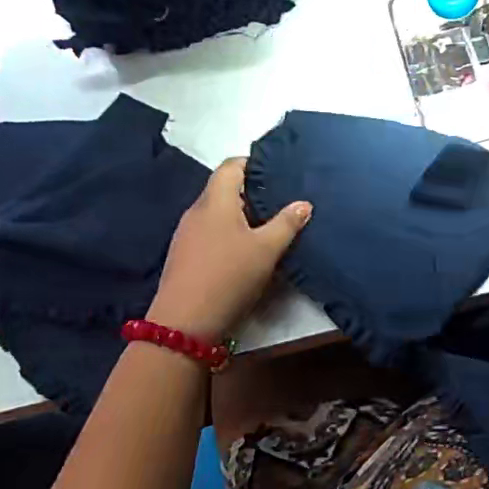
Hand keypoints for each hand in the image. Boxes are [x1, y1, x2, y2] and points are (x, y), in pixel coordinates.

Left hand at [147, 159, 310, 342]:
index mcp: (214, 201)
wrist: (184, 325)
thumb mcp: (266, 250)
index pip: (231, 165)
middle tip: (282, 200)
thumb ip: (287, 223)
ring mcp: (187, 234)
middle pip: (224, 188)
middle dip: (252, 192)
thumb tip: (303, 203)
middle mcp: (196, 211)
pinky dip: (230, 233)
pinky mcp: (185, 256)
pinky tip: (247, 250)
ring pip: (218, 212)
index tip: (278, 172)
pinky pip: (211, 232)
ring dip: (242, 215)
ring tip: (270, 225)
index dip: (254, 163)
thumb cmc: (228, 276)